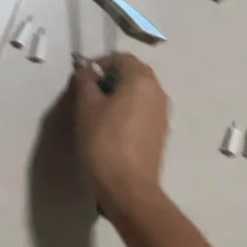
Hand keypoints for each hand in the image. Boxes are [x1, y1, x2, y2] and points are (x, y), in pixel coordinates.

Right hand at [72, 53, 169, 215]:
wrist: (129, 189)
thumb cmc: (104, 142)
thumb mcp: (86, 107)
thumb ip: (85, 82)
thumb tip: (85, 69)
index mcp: (141, 80)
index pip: (122, 58)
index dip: (102, 62)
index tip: (85, 78)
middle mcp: (157, 92)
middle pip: (134, 73)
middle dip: (112, 77)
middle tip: (90, 92)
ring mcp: (162, 114)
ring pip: (139, 92)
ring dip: (120, 94)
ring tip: (99, 111)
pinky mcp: (160, 133)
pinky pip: (144, 110)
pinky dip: (129, 110)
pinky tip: (112, 128)